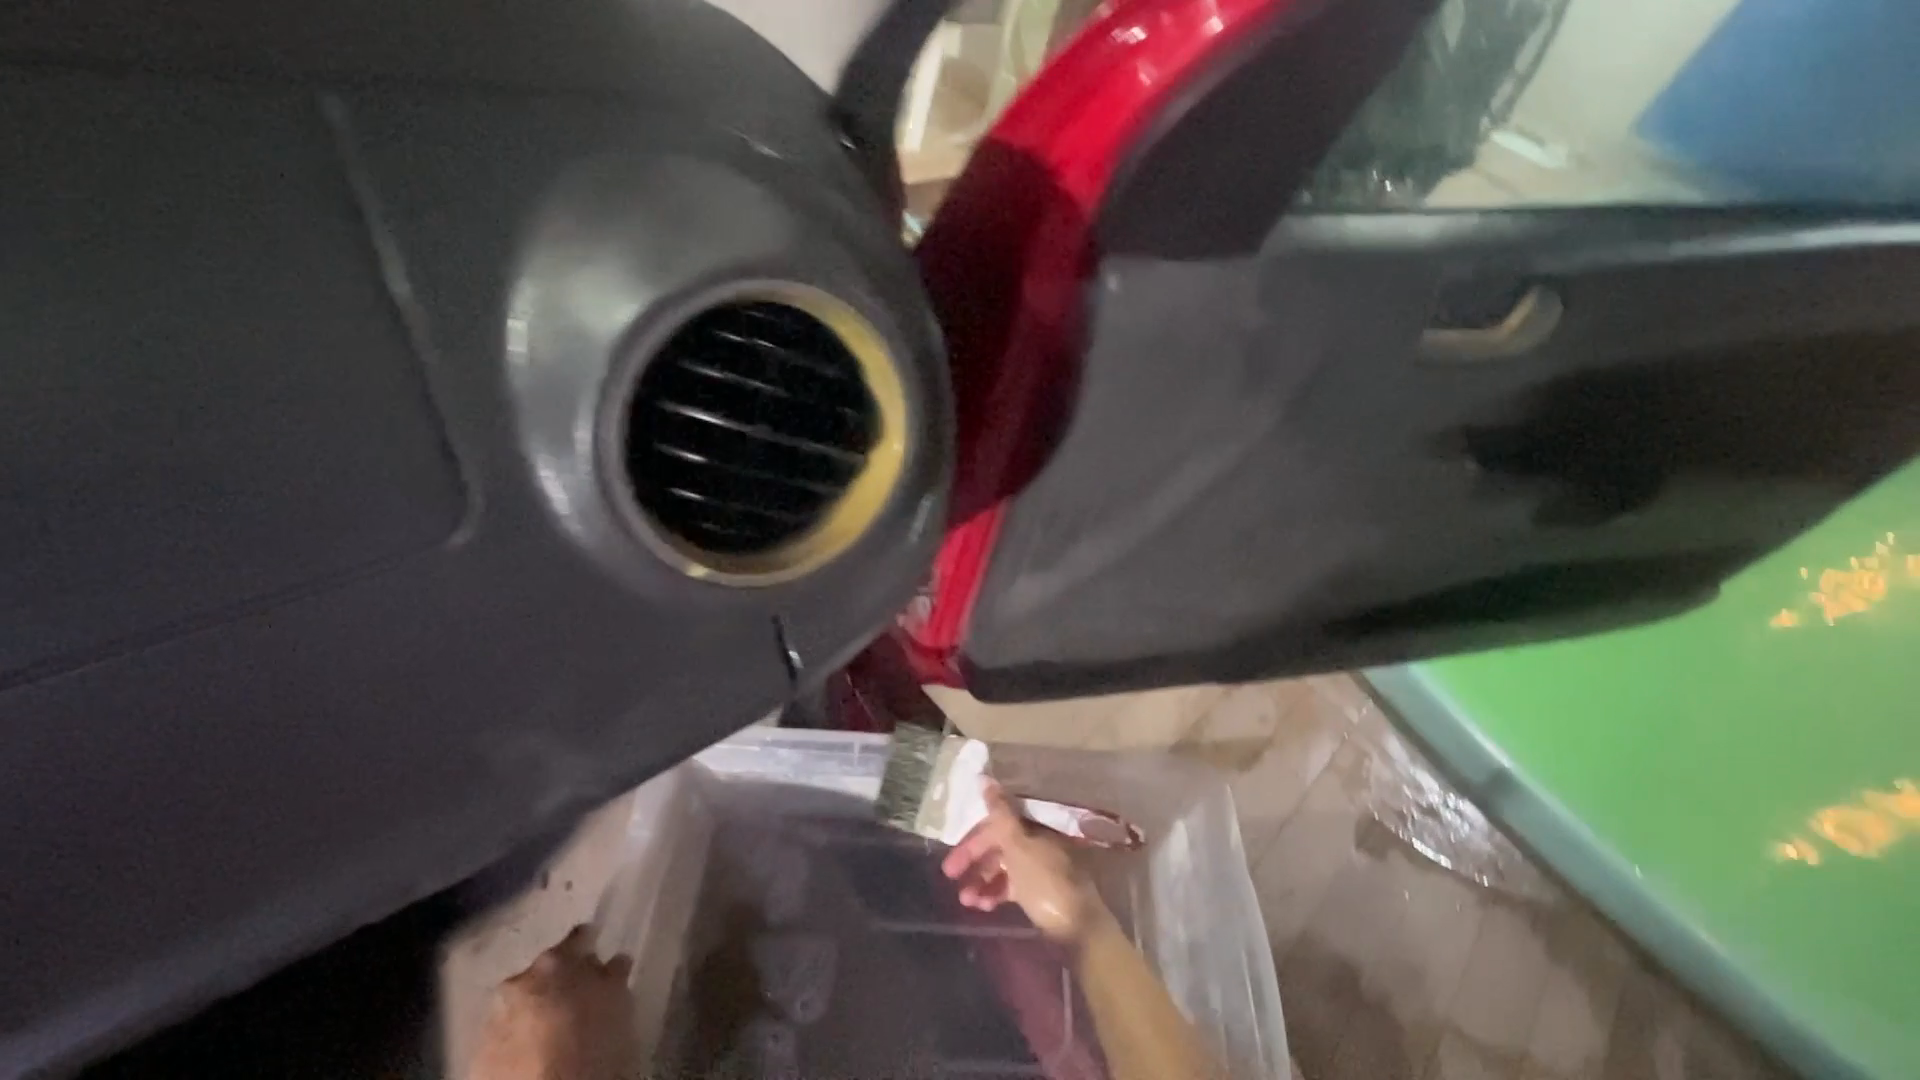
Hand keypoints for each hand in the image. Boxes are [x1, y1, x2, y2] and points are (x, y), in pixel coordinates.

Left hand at [469, 925, 635, 1079]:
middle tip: (578, 997)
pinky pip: (505, 1036)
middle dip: (560, 980)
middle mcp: (519, 982)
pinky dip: (520, 1039)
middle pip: (544, 971)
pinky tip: (536, 1054)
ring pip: (521, 1003)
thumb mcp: (618, 1004)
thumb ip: (614, 976)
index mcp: (556, 962)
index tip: (598, 946)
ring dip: (538, 1009)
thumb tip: (614, 961)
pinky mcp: (479, 1055)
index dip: (590, 941)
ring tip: (557, 1030)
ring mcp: (494, 1019)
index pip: (578, 938)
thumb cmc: (590, 1042)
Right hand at [940, 779, 1102, 942]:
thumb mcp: (1020, 846)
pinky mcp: (1039, 895)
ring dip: (981, 882)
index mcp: (1034, 830)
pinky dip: (995, 894)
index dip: (973, 841)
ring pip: (1002, 869)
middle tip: (950, 877)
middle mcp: (1037, 846)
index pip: (997, 828)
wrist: (1078, 929)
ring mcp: (1038, 871)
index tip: (953, 859)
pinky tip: (982, 907)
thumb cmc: (1046, 883)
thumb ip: (1000, 814)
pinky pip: (1011, 888)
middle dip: (973, 863)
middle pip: (998, 848)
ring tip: (966, 901)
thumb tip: (985, 777)